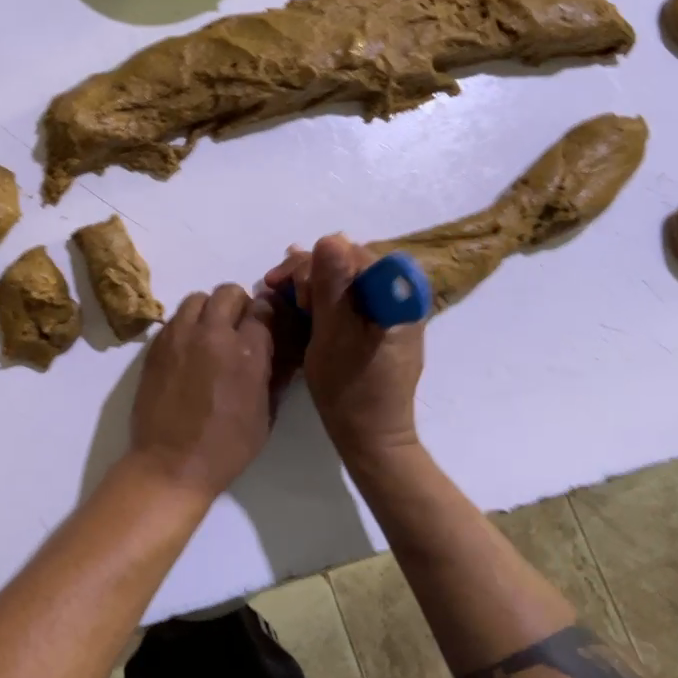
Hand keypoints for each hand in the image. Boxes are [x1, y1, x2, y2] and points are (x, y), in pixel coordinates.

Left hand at [127, 284, 285, 498]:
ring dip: (209, 310)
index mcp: (246, 351)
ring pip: (197, 298)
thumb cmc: (227, 447)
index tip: (265, 326)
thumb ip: (273, 374)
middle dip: (238, 305)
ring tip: (210, 333)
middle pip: (228, 293)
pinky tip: (189, 348)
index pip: (263, 309)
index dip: (266, 316)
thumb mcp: (265, 414)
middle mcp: (212, 334)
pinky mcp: (156, 345)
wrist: (171, 463)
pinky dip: (186, 324)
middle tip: (238, 326)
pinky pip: (175, 318)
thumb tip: (281, 351)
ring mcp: (179, 336)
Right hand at [263, 234, 425, 456]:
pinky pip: (349, 298)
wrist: (372, 439)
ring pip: (346, 279)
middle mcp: (399, 298)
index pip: (353, 254)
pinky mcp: (378, 325)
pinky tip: (300, 301)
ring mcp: (390, 312)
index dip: (314, 263)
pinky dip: (322, 297)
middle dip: (309, 271)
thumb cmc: (351, 391)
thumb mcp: (333, 336)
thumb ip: (333, 286)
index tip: (285, 286)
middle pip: (350, 263)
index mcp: (397, 298)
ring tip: (282, 294)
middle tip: (278, 291)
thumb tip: (330, 238)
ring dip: (312, 282)